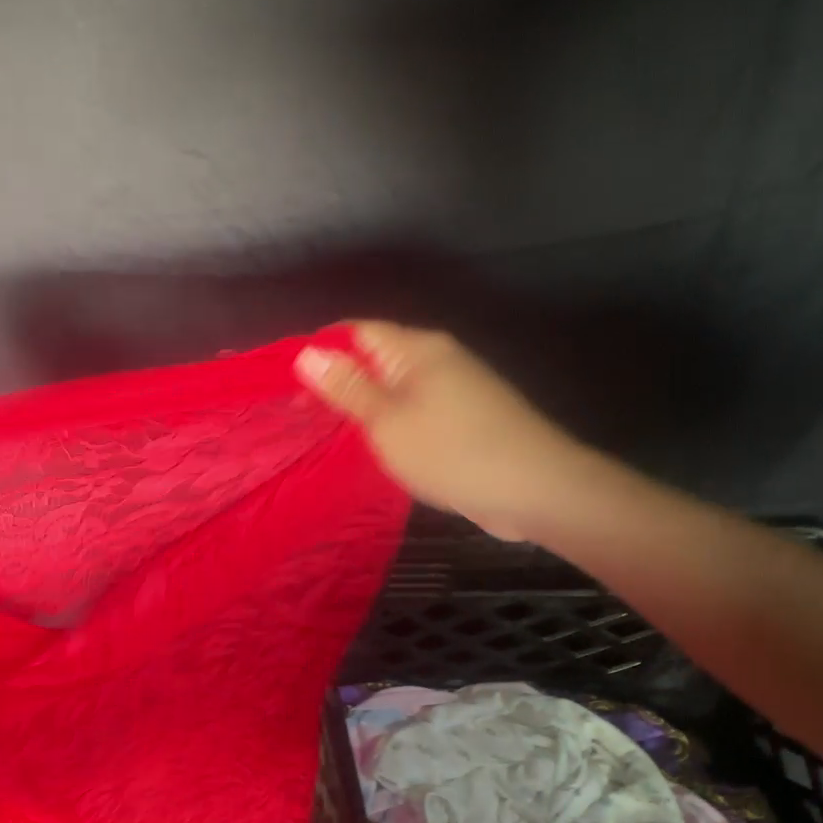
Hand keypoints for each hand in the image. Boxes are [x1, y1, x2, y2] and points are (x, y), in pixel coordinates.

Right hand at [295, 321, 598, 540]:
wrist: (540, 491)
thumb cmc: (453, 452)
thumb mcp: (386, 422)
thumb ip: (346, 387)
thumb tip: (307, 353)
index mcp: (417, 349)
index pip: (354, 331)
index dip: (318, 351)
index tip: (282, 384)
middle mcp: (437, 358)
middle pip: (372, 356)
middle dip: (334, 379)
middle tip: (295, 414)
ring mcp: (454, 387)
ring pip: (391, 384)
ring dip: (359, 403)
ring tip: (322, 431)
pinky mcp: (464, 416)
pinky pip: (411, 407)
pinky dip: (385, 420)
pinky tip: (369, 445)